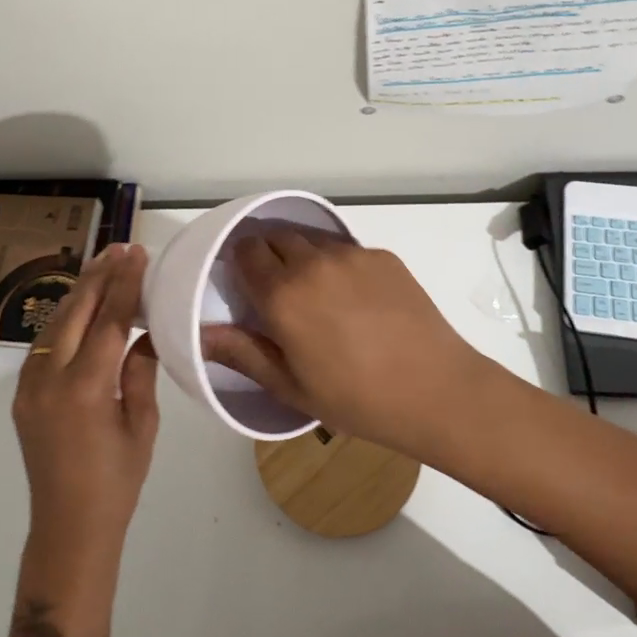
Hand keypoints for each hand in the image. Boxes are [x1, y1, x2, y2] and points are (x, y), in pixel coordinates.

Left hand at [12, 243, 159, 543]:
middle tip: (120, 248)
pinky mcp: (22, 394)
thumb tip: (145, 333)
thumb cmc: (116, 482)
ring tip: (102, 266)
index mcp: (86, 389)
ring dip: (78, 293)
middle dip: (98, 276)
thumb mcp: (142, 425)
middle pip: (74, 312)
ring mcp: (29, 386)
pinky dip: (64, 319)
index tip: (137, 254)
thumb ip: (140, 372)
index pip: (108, 321)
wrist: (68, 527)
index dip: (125, 284)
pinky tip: (80, 306)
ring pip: (53, 324)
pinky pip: (43, 344)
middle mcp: (50, 379)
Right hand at [200, 227, 501, 459]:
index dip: (237, 261)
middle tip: (274, 289)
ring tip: (312, 291)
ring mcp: (352, 256)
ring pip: (310, 239)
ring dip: (300, 255)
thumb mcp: (291, 386)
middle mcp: (313, 263)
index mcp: (283, 295)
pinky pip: (345, 250)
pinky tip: (351, 299)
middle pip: (275, 236)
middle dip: (266, 254)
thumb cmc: (356, 399)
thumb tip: (201, 333)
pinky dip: (335, 263)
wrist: (436, 390)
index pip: (244, 251)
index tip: (241, 282)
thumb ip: (242, 352)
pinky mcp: (383, 256)